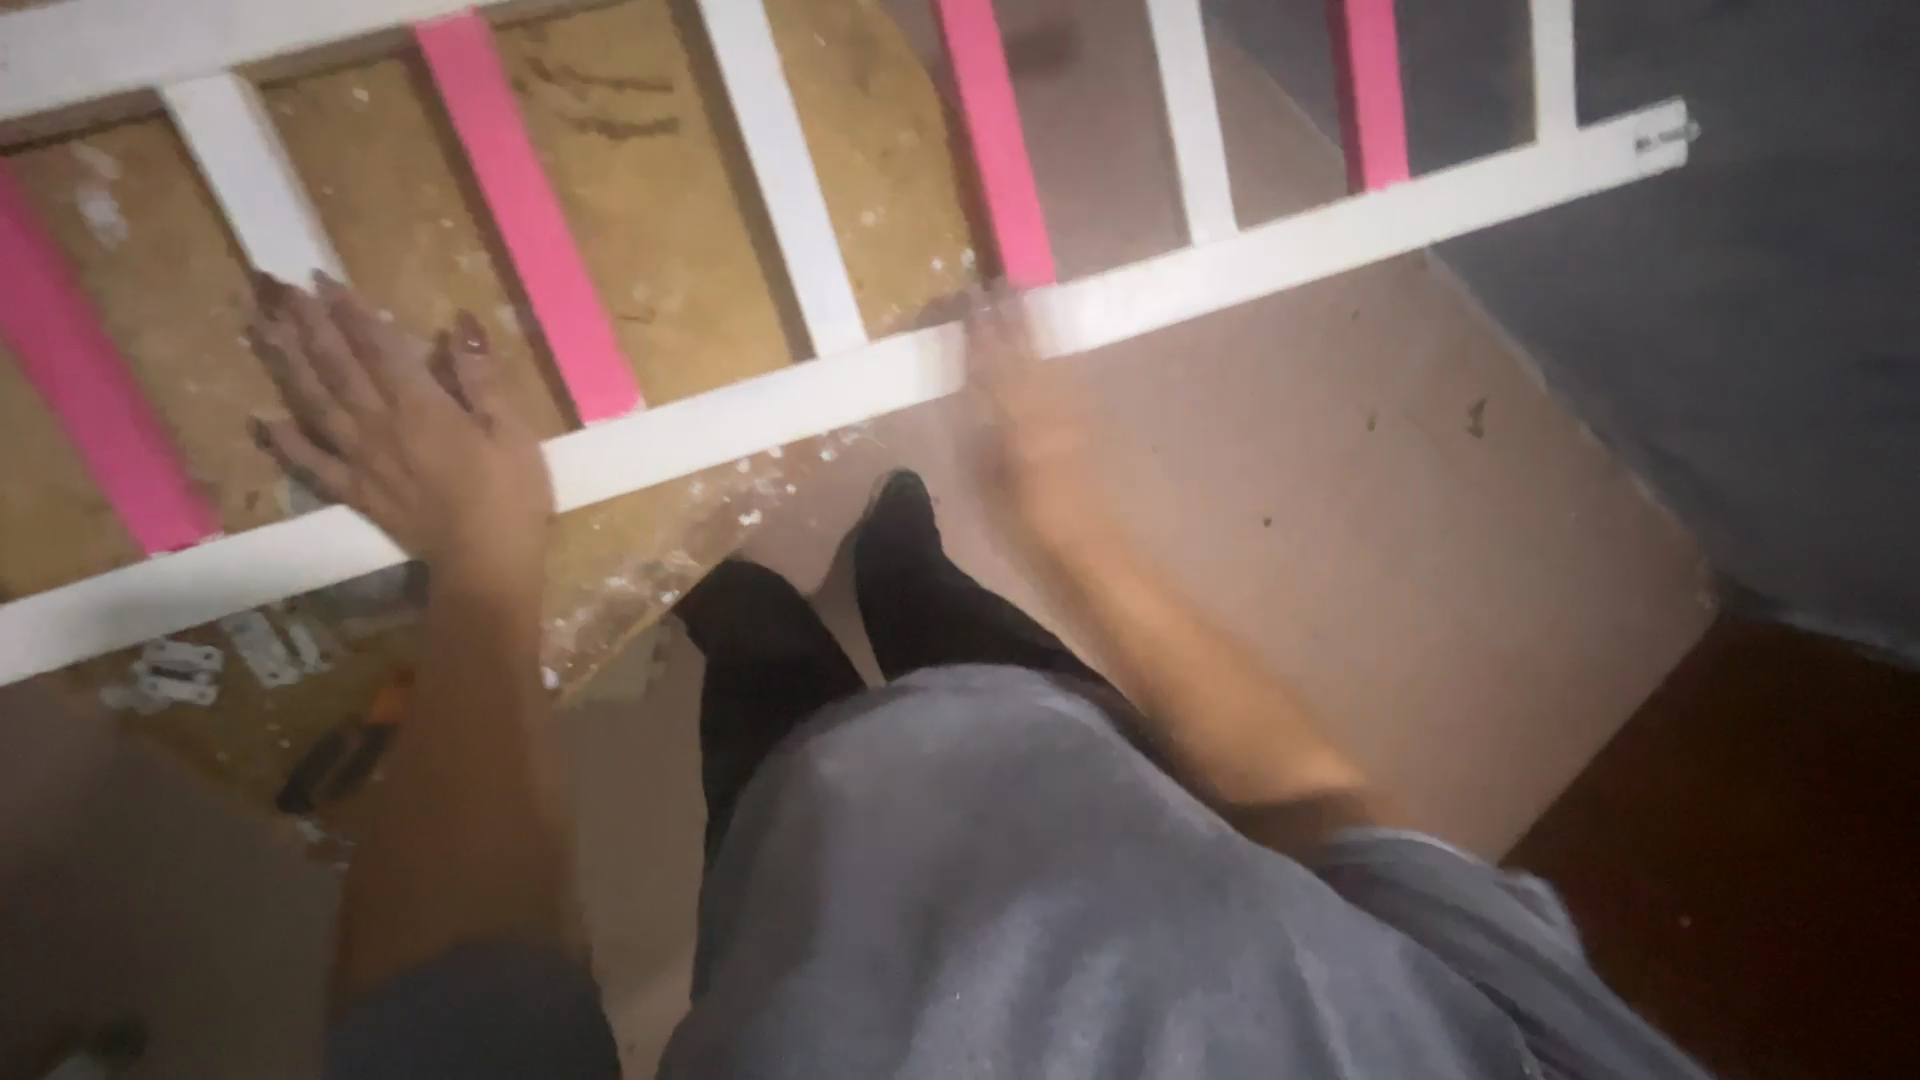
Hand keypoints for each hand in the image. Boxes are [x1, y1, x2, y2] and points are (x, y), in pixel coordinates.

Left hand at [248, 273, 552, 596]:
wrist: (486, 561)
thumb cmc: (512, 495)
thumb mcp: (514, 433)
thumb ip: (481, 380)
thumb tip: (461, 325)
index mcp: (422, 407)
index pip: (379, 348)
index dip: (353, 312)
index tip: (326, 279)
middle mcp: (380, 425)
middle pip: (337, 367)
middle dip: (310, 325)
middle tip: (280, 288)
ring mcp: (361, 459)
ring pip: (314, 403)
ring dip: (287, 364)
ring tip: (261, 329)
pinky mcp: (356, 491)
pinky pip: (309, 461)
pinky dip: (282, 439)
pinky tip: (260, 418)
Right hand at [964, 291, 1104, 553]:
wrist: (1087, 545)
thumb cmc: (1026, 524)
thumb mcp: (986, 484)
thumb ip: (979, 435)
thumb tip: (973, 398)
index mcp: (1015, 422)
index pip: (990, 365)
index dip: (978, 333)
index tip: (967, 302)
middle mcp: (1046, 407)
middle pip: (1026, 351)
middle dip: (1011, 317)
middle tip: (998, 283)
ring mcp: (1073, 411)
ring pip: (1052, 356)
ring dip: (1038, 324)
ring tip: (1026, 293)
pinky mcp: (1089, 422)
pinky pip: (1069, 373)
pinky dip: (1059, 349)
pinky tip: (1056, 338)